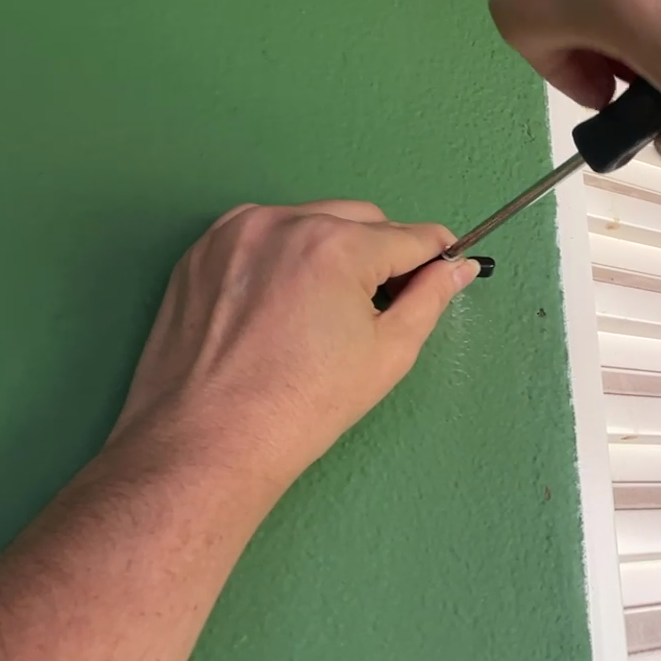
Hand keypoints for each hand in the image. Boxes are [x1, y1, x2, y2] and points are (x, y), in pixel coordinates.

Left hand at [107, 200, 477, 492]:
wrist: (209, 440)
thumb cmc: (306, 402)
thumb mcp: (391, 351)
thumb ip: (431, 296)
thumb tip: (458, 268)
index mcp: (335, 246)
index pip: (411, 235)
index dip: (438, 256)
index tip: (447, 271)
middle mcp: (283, 223)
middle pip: (365, 219)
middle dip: (386, 252)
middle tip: (385, 304)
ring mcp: (236, 232)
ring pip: (316, 220)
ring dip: (339, 249)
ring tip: (331, 307)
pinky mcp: (203, 250)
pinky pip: (269, 233)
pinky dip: (293, 254)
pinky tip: (290, 304)